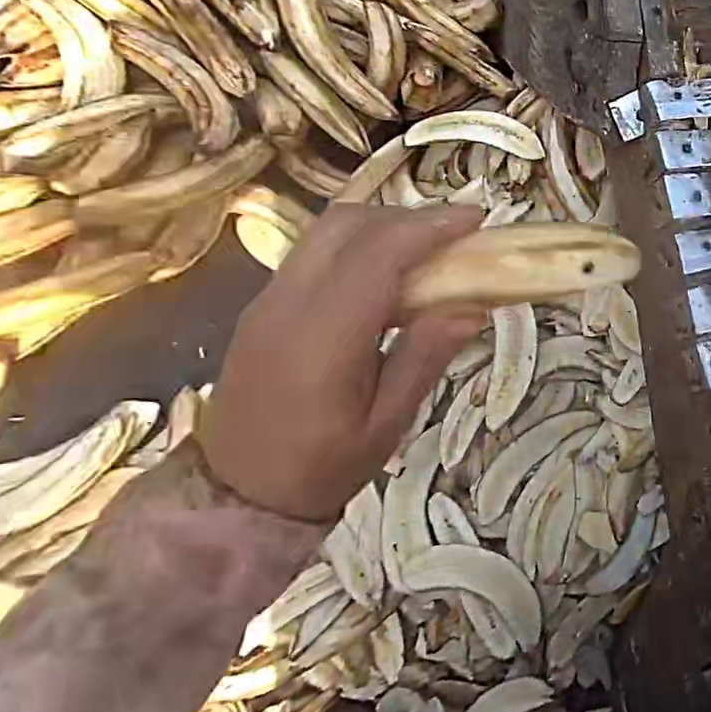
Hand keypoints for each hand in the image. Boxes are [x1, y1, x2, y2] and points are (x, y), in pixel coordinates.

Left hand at [200, 204, 485, 520]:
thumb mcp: (386, 425)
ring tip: (427, 244)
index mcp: (322, 338)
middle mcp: (287, 304)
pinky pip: (315, 250)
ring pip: (328, 230)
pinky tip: (387, 267)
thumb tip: (471, 307)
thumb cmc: (320, 468)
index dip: (429, 227)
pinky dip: (359, 241)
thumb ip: (425, 358)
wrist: (235, 495)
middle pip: (349, 224)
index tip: (475, 219)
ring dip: (383, 223)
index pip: (378, 255)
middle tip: (456, 232)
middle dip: (409, 216)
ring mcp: (268, 299)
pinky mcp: (264, 303)